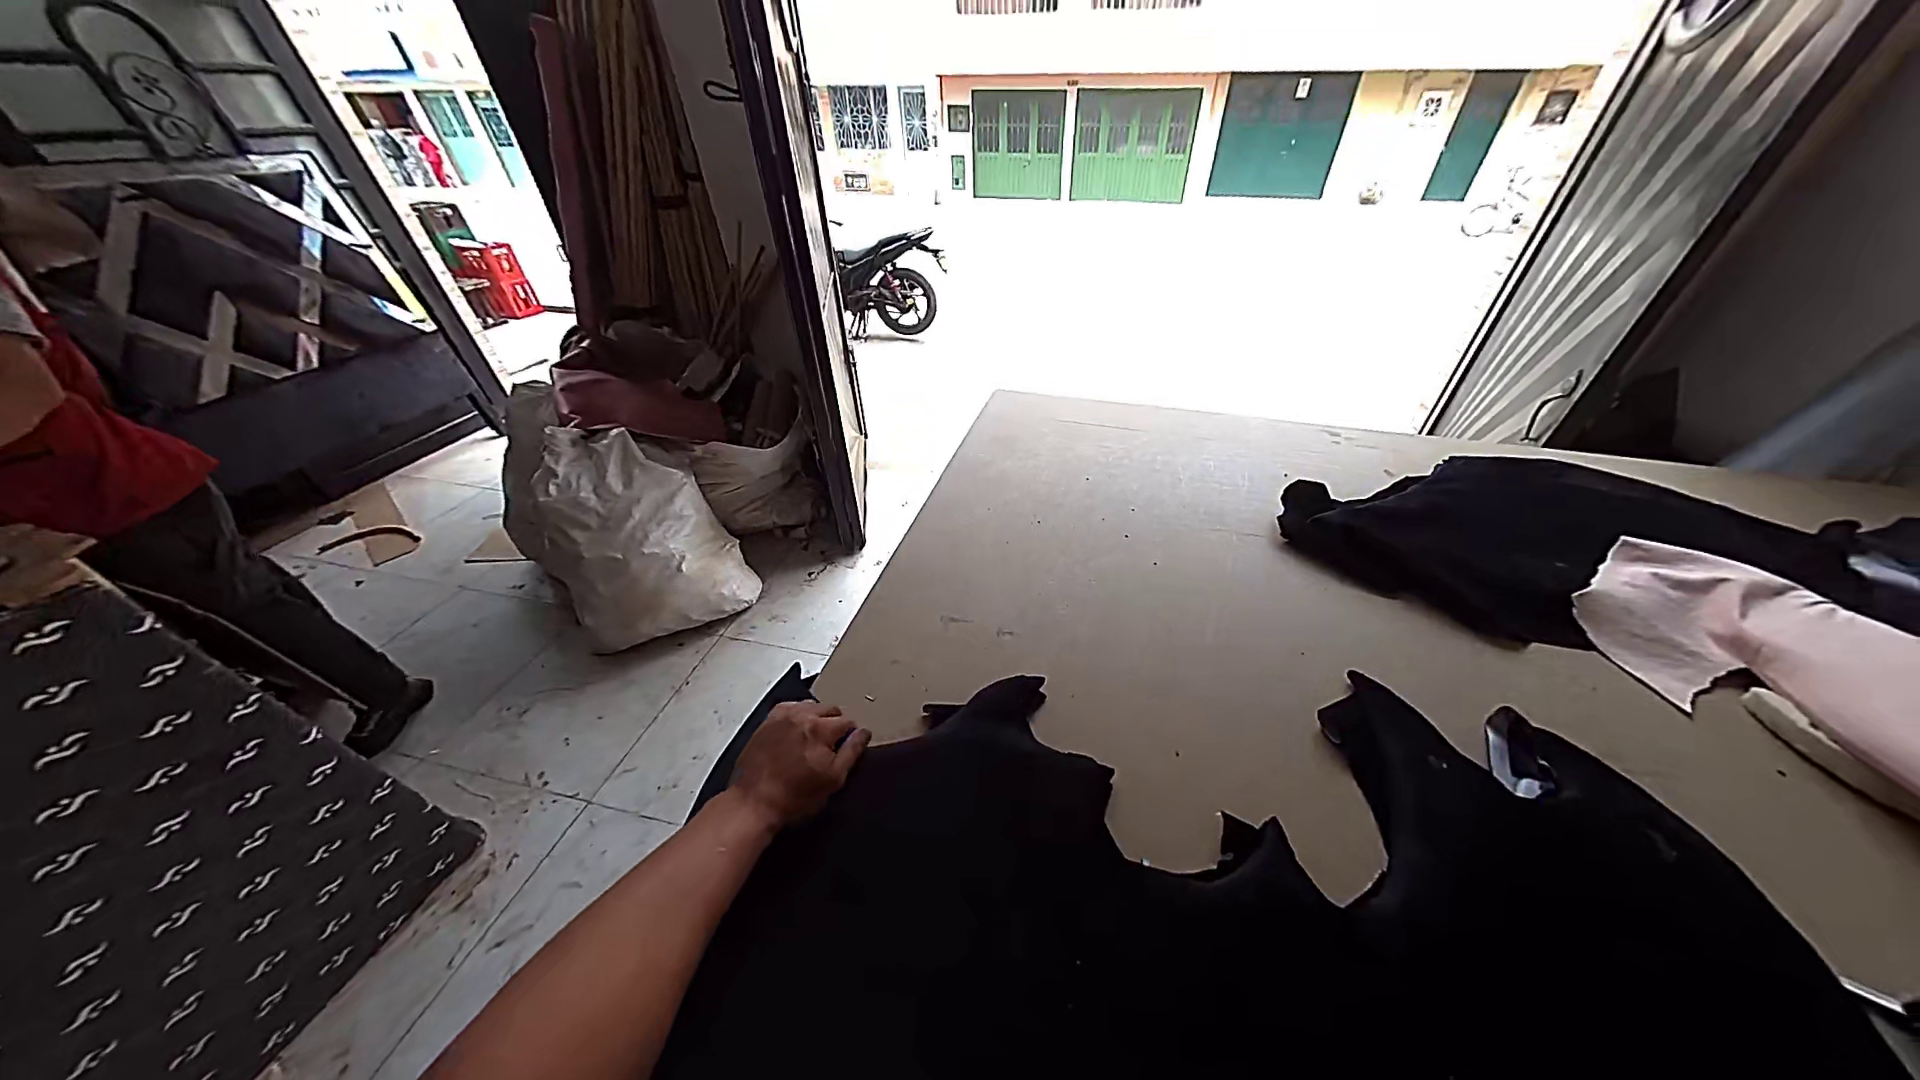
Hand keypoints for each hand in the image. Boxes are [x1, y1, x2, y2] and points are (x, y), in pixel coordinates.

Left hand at [729, 702, 869, 829]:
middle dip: (835, 724)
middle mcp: (802, 715)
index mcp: (820, 728)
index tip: (847, 748)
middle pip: (831, 709)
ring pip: (811, 706)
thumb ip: (852, 751)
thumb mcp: (833, 779)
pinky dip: (798, 715)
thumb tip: (864, 732)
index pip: (848, 722)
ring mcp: (783, 716)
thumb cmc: (795, 796)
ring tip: (813, 739)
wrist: (755, 802)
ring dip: (817, 718)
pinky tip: (797, 731)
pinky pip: (791, 708)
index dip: (851, 736)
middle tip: (830, 746)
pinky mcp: (768, 720)